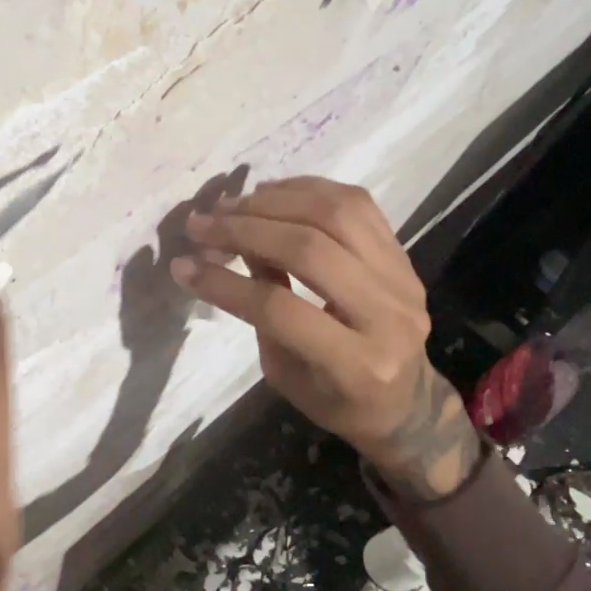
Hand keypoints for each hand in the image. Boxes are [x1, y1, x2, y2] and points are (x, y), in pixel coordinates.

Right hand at [170, 176, 481, 498]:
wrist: (407, 401)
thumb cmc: (334, 400)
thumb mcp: (285, 373)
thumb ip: (264, 313)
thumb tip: (230, 248)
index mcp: (354, 364)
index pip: (280, 309)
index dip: (226, 284)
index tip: (183, 267)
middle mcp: (387, 315)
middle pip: (310, 250)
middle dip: (244, 230)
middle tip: (201, 225)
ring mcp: (402, 279)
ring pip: (336, 215)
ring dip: (274, 202)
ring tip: (232, 205)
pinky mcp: (404, 255)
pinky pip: (358, 205)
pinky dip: (307, 190)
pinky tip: (270, 193)